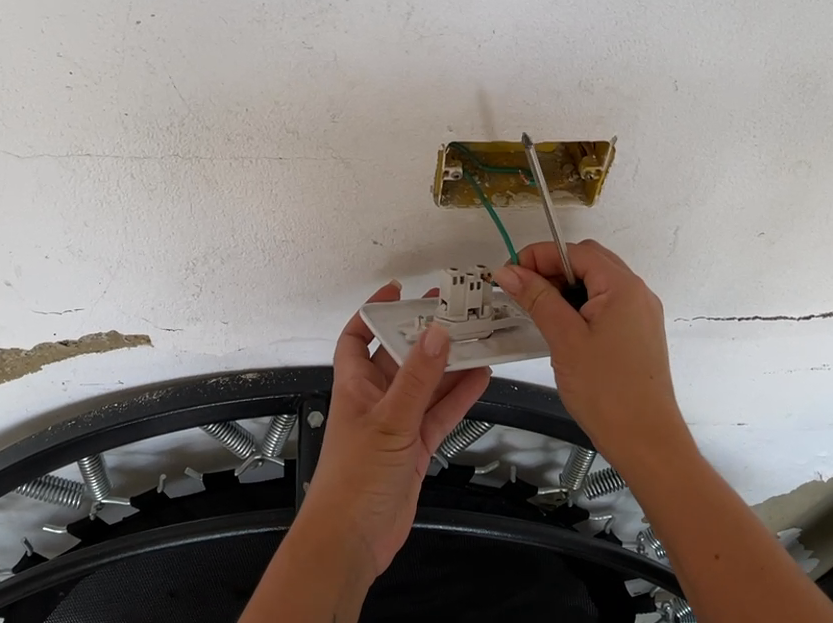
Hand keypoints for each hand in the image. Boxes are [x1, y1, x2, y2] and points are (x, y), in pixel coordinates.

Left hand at [304, 281, 491, 573]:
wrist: (352, 541)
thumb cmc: (354, 478)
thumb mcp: (389, 421)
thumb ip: (417, 378)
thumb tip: (436, 333)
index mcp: (355, 385)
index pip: (358, 337)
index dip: (374, 312)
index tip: (398, 291)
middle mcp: (375, 399)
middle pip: (401, 356)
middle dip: (424, 333)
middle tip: (453, 309)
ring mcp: (397, 423)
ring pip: (427, 383)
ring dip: (449, 363)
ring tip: (477, 336)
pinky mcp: (416, 447)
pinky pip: (440, 412)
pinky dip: (459, 395)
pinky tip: (481, 376)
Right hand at [491, 241, 686, 466]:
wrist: (646, 441)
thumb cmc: (608, 392)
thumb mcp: (564, 339)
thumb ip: (536, 298)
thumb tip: (510, 272)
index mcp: (623, 287)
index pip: (575, 252)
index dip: (540, 256)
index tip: (512, 272)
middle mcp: (636, 294)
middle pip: (588, 261)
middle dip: (552, 269)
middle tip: (523, 289)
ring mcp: (640, 314)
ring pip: (596, 283)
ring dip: (565, 288)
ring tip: (538, 309)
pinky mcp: (637, 334)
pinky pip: (606, 304)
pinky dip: (580, 305)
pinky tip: (560, 326)